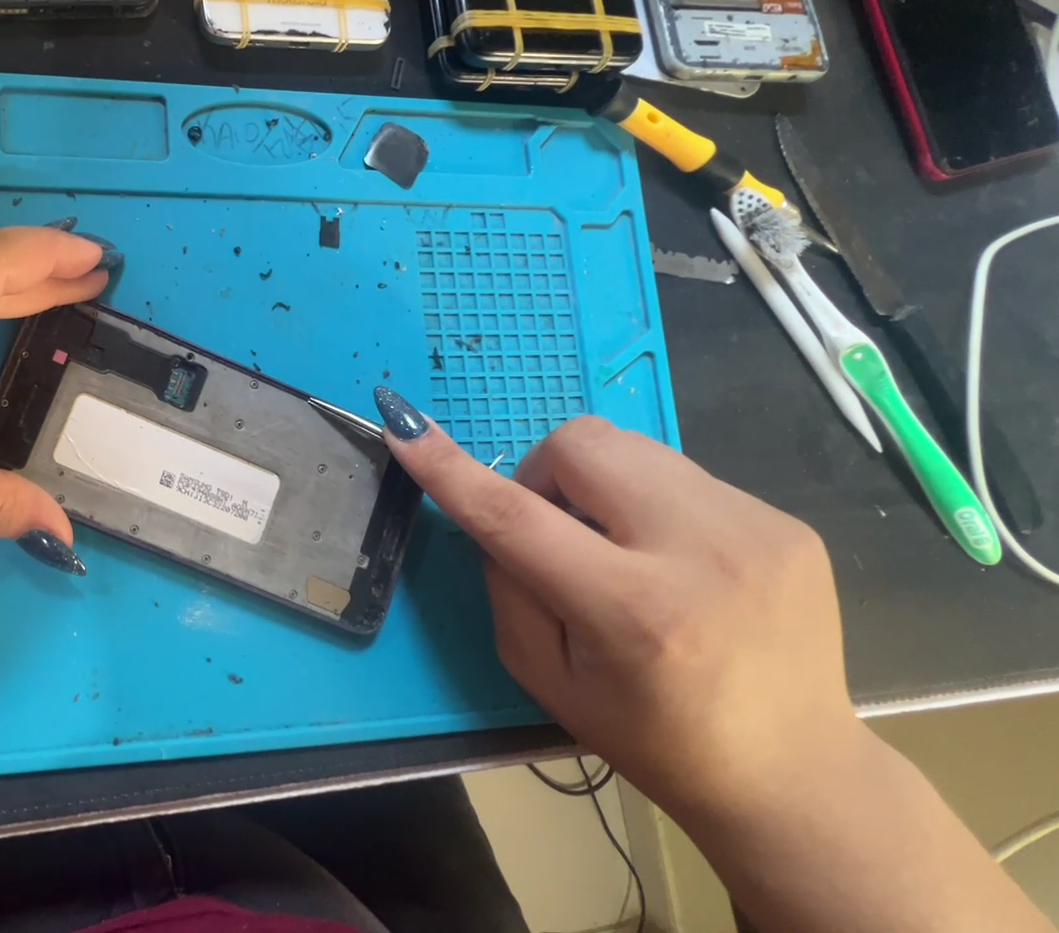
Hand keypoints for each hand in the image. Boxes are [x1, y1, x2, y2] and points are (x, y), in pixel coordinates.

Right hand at [372, 388, 860, 820]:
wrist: (794, 771)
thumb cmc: (648, 734)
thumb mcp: (544, 674)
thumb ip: (506, 584)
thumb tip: (497, 513)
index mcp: (631, 611)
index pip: (515, 517)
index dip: (449, 469)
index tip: (404, 427)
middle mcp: (700, 554)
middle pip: (580, 444)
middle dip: (542, 473)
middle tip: (556, 532)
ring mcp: (755, 528)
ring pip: (629, 444)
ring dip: (595, 483)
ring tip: (617, 545)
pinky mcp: (785, 519)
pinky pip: (677, 471)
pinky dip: (646, 500)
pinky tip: (670, 557)